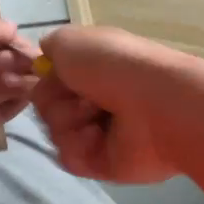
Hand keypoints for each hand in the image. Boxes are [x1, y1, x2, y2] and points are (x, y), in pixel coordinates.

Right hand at [35, 26, 203, 183]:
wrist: (158, 105)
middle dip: (57, 100)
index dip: (46, 78)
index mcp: (90, 70)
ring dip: (68, 121)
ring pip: (54, 130)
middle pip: (46, 105)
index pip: (49, 79)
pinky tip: (98, 138)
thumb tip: (45, 61)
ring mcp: (98, 133)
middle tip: (84, 97)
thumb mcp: (70, 40)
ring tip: (98, 117)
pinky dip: (77, 146)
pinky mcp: (101, 163)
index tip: (52, 74)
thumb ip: (50, 47)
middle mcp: (93, 100)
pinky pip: (67, 157)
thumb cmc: (115, 65)